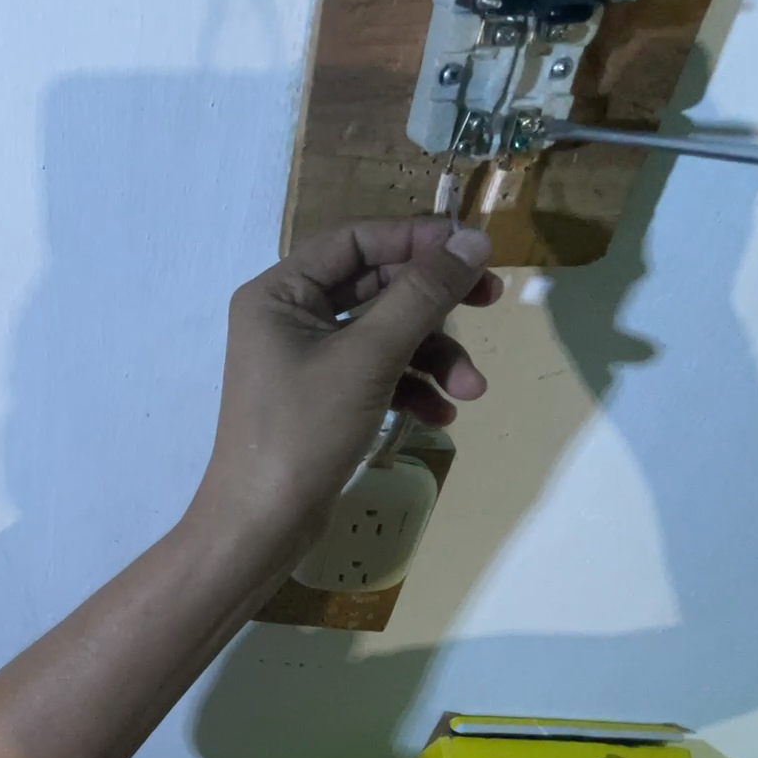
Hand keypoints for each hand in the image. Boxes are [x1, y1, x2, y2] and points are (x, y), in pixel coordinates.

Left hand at [190, 220, 500, 548]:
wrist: (263, 519)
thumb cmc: (304, 429)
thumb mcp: (369, 357)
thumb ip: (422, 294)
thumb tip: (472, 240)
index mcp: (278, 293)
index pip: (354, 241)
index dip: (417, 239)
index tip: (477, 248)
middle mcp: (286, 317)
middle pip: (375, 287)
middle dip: (434, 305)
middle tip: (495, 301)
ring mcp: (302, 358)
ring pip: (382, 335)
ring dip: (432, 357)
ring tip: (471, 391)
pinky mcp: (319, 395)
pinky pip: (374, 373)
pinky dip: (409, 388)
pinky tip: (440, 416)